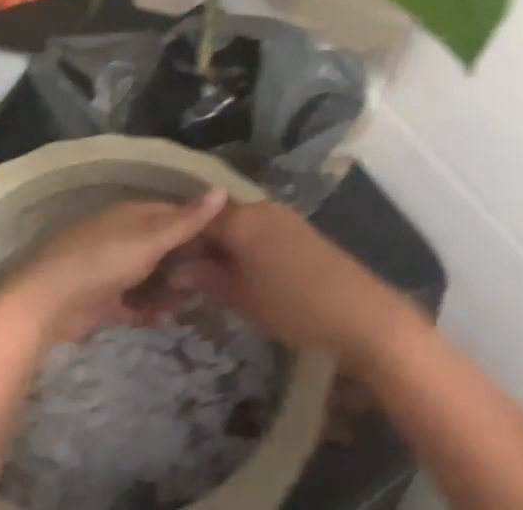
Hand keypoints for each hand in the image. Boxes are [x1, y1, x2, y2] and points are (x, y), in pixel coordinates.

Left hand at [0, 189, 227, 344]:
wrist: (49, 301)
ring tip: (184, 305)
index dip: (200, 227)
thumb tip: (222, 188)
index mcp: (133, 215)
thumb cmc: (104, 260)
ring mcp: (112, 269)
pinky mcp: (103, 301)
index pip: (174, 213)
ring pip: (151, 277)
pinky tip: (162, 320)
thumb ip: (187, 220)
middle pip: (164, 248)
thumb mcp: (152, 239)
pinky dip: (147, 310)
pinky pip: (134, 303)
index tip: (226, 245)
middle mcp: (123, 237)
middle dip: (185, 265)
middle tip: (209, 283)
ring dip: (168, 291)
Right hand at [173, 200, 418, 363]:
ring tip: (211, 279)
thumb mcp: (241, 298)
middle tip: (182, 276)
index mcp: (241, 219)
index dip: (176, 239)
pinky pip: (261, 232)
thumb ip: (206, 278)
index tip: (161, 263)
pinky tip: (244, 275)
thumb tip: (176, 268)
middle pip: (218, 218)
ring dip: (224, 247)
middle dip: (200, 243)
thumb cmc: (294, 307)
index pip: (195, 219)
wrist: (361, 314)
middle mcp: (260, 208)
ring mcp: (284, 217)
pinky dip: (246, 249)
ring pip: (240, 226)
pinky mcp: (301, 230)